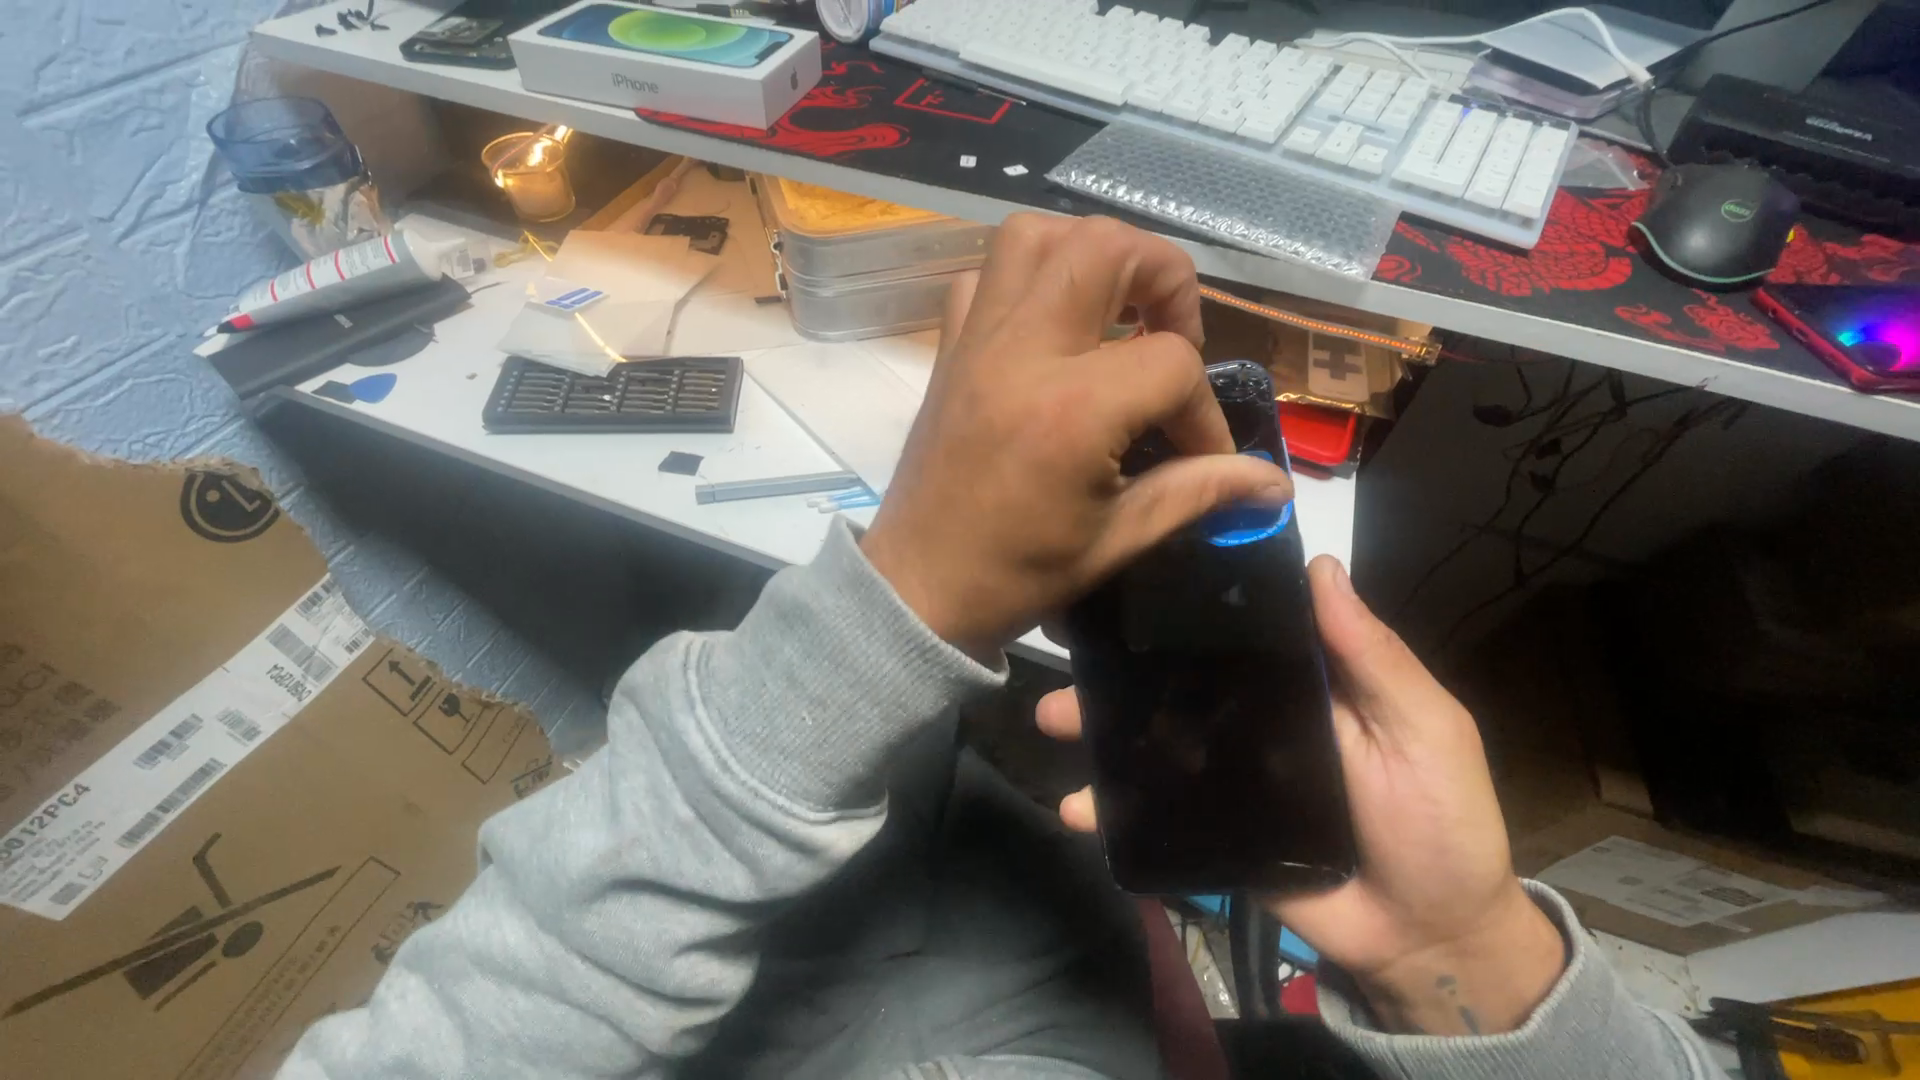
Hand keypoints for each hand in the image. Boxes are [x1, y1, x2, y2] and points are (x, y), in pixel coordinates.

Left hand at [861, 215, 1290, 658]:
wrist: (919, 588)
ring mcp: (977, 343)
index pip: (1170, 365)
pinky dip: (1026, 280)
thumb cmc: (1016, 574)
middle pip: (1105, 248)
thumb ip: (1198, 493)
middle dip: (1161, 275)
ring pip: (1034, 237)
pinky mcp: (948, 350)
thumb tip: (1275, 483)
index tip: (1204, 456)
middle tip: (1173, 333)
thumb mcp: (1118, 539)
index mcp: (1071, 410)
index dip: (1204, 413)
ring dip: (1089, 254)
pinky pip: (983, 276)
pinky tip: (1049, 328)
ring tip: (1114, 310)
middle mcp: (1022, 354)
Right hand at [1036, 557, 1566, 1035]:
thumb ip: (1375, 656)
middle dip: (1116, 662)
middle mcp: (1249, 718)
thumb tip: (1321, 566)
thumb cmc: (1440, 821)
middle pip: (1172, 681)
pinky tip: (1076, 808)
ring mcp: (1221, 775)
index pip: (1234, 628)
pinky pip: (1149, 812)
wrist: (1426, 937)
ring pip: (1148, 739)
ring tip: (1053, 719)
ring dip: (1096, 727)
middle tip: (1063, 644)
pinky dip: (1109, 810)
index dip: (1185, 600)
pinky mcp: (1206, 830)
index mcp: (1298, 681)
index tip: (1128, 570)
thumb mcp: (1425, 728)